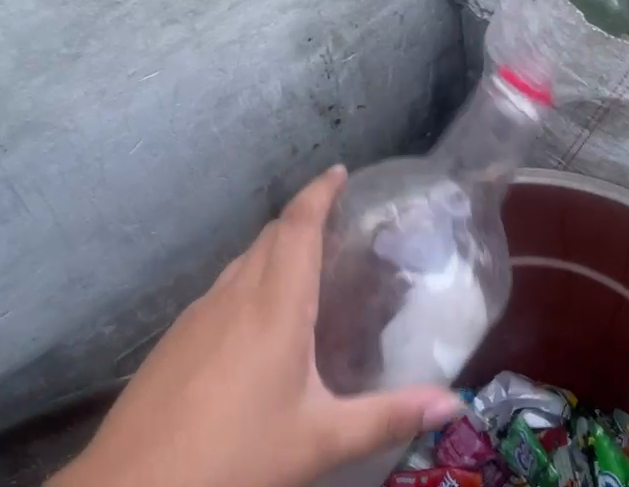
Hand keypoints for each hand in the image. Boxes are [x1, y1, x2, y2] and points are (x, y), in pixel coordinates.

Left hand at [53, 166, 463, 486]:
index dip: (320, 192)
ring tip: (303, 268)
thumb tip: (454, 404)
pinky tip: (254, 324)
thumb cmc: (235, 456)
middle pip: (271, 235)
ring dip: (274, 249)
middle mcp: (235, 296)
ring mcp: (198, 316)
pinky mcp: (174, 340)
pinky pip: (221, 290)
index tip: (340, 171)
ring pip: (243, 261)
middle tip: (337, 223)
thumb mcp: (319, 440)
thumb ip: (387, 417)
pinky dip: (248, 282)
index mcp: (276, 305)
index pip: (299, 225)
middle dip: (303, 217)